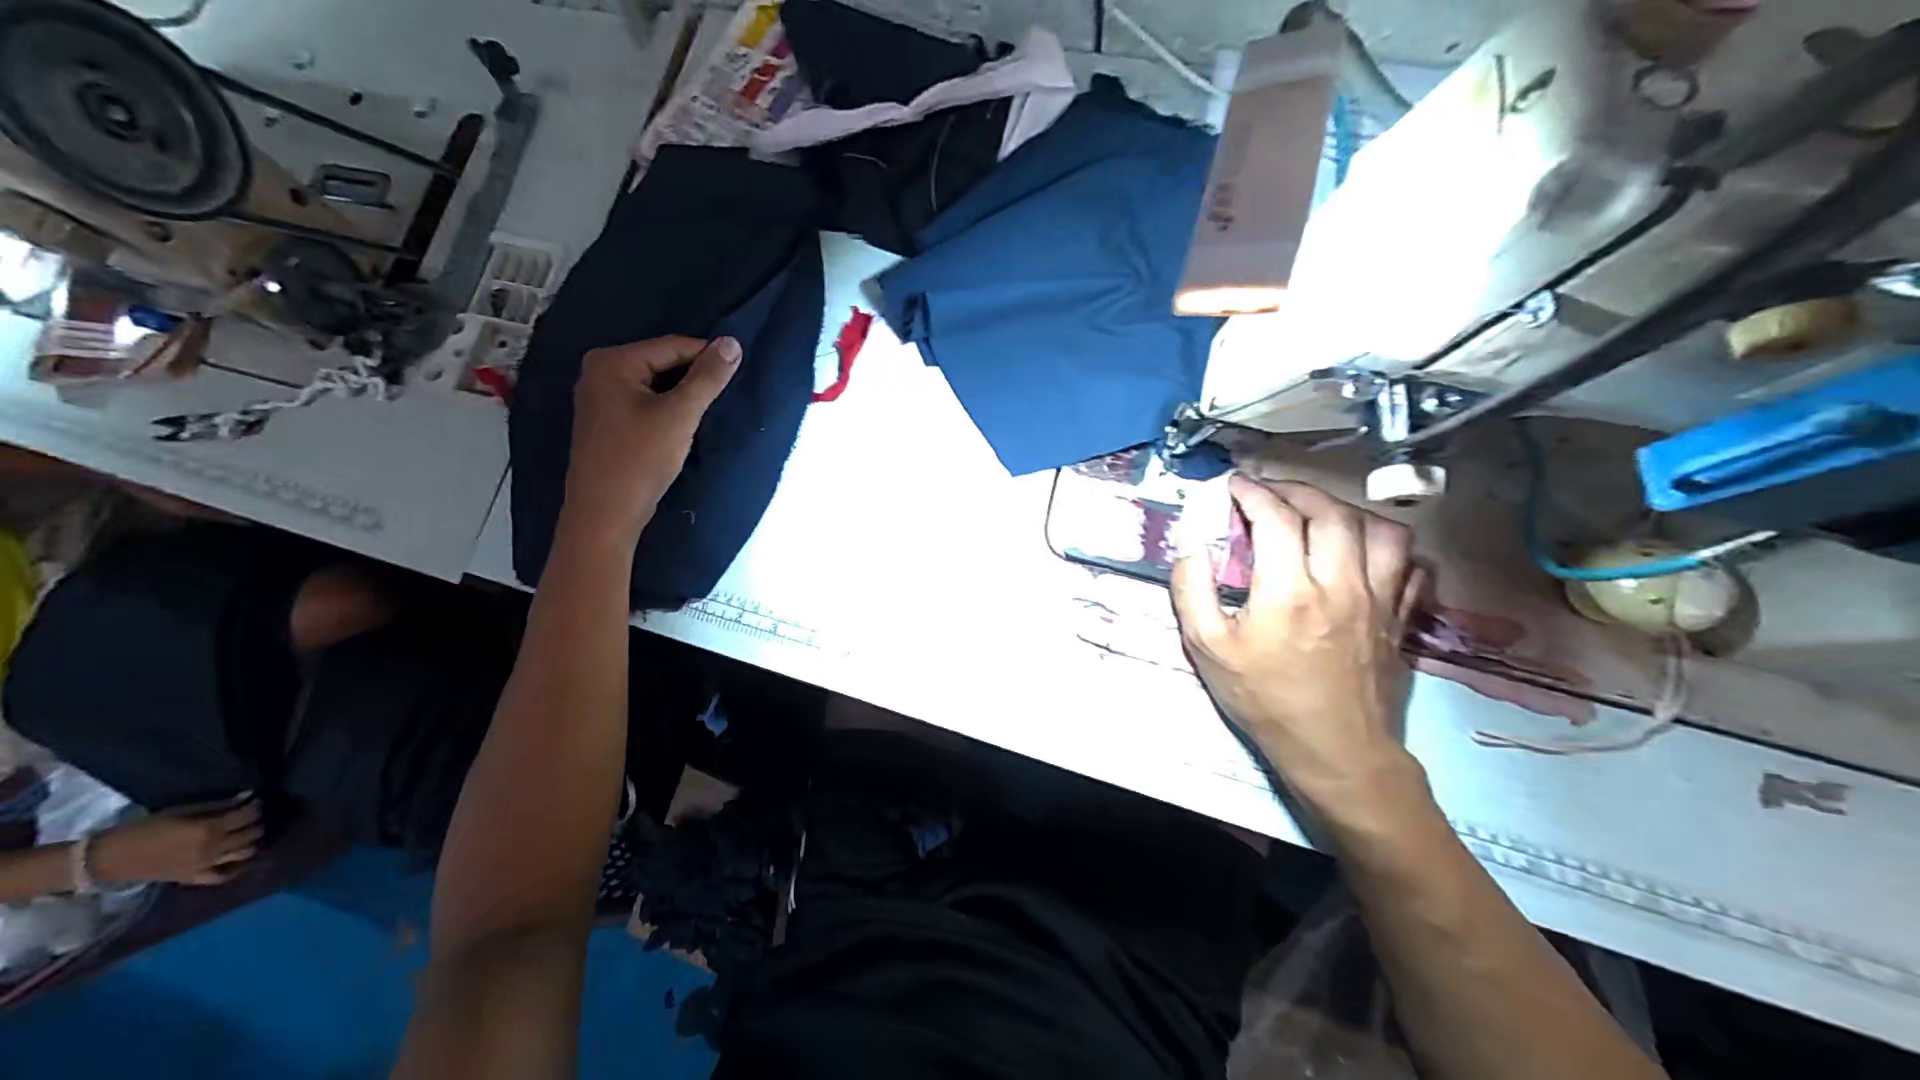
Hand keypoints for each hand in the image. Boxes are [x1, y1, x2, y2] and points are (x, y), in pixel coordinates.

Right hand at [91, 798, 263, 887]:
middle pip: (251, 834)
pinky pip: (222, 876)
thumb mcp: (182, 811)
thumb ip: (217, 805)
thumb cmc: (144, 829)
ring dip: (251, 842)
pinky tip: (239, 860)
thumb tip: (248, 795)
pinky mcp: (192, 878)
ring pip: (245, 853)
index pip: (248, 816)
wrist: (108, 858)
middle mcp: (212, 849)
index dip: (255, 806)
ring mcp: (204, 866)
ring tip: (247, 833)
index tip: (255, 801)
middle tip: (251, 816)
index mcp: (208, 830)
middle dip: (257, 822)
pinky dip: (236, 868)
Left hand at [562, 335, 742, 541]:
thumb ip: (707, 377)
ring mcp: (600, 398)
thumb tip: (732, 342)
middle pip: (662, 363)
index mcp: (612, 361)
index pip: (672, 345)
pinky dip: (668, 408)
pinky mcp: (607, 422)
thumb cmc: (639, 459)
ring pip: (656, 385)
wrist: (605, 513)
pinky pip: (646, 402)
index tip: (740, 368)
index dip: (708, 355)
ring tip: (710, 409)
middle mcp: (600, 372)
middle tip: (727, 392)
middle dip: (695, 376)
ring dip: (684, 395)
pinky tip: (685, 424)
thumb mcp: (679, 415)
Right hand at [1171, 477, 1427, 811]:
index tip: (1234, 485)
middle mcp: (1339, 584)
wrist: (1333, 750)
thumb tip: (1190, 546)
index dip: (1252, 493)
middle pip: (1329, 511)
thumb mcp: (1207, 650)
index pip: (1276, 518)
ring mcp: (1378, 598)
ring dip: (1343, 509)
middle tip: (1268, 492)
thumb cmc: (1264, 700)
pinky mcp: (1398, 615)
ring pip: (1377, 528)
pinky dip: (1382, 543)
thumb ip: (1192, 592)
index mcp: (1289, 592)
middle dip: (1294, 490)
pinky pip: (1406, 562)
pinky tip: (1359, 548)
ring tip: (1316, 512)